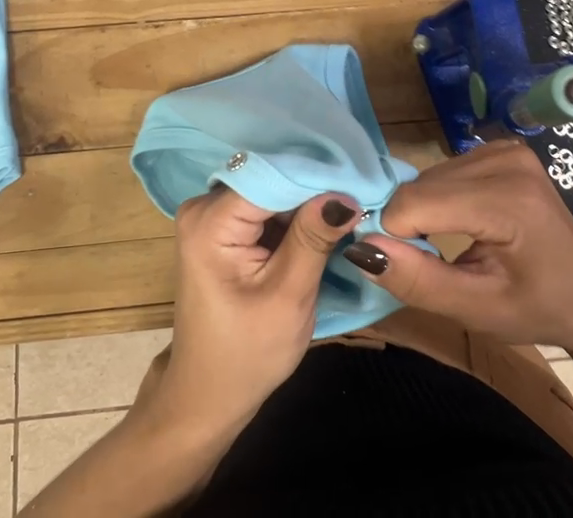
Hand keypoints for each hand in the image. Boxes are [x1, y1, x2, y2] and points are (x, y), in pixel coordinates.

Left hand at [154, 186, 360, 432]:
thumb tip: (348, 193)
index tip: (364, 179)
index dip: (319, 177)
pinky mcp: (225, 230)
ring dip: (311, 200)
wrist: (209, 395)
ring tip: (357, 201)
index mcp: (210, 222)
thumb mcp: (288, 296)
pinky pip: (267, 208)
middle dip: (317, 186)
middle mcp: (204, 207)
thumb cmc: (246, 355)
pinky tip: (330, 218)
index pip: (273, 176)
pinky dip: (297, 215)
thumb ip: (314, 238)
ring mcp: (212, 218)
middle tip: (368, 191)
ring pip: (273, 191)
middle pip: (272, 179)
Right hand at [341, 140, 572, 358]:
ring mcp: (506, 150)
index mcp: (508, 200)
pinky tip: (464, 223)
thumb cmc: (537, 310)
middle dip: (412, 226)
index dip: (399, 240)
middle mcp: (507, 160)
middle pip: (418, 187)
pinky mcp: (503, 148)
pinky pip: (444, 171)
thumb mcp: (476, 310)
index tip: (417, 271)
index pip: (413, 202)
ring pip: (427, 178)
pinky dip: (440, 199)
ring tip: (454, 245)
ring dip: (425, 213)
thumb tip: (360, 247)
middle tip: (438, 262)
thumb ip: (417, 279)